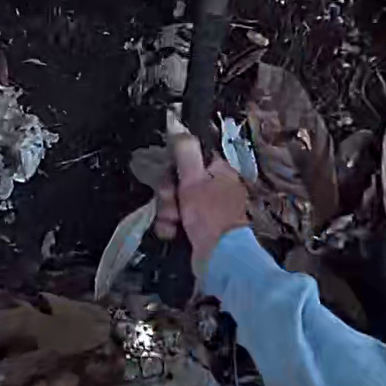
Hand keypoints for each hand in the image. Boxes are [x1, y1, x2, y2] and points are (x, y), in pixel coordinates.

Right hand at [154, 114, 250, 273]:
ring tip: (172, 223)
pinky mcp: (200, 228)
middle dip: (168, 195)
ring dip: (166, 212)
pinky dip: (171, 226)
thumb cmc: (209, 216)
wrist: (219, 259)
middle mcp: (216, 188)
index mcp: (219, 172)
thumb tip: (179, 126)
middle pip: (179, 182)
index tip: (168, 178)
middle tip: (170, 204)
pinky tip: (171, 232)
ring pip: (175, 202)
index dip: (174, 168)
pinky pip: (177, 220)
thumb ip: (186, 153)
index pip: (190, 160)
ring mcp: (208, 209)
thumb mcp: (194, 180)